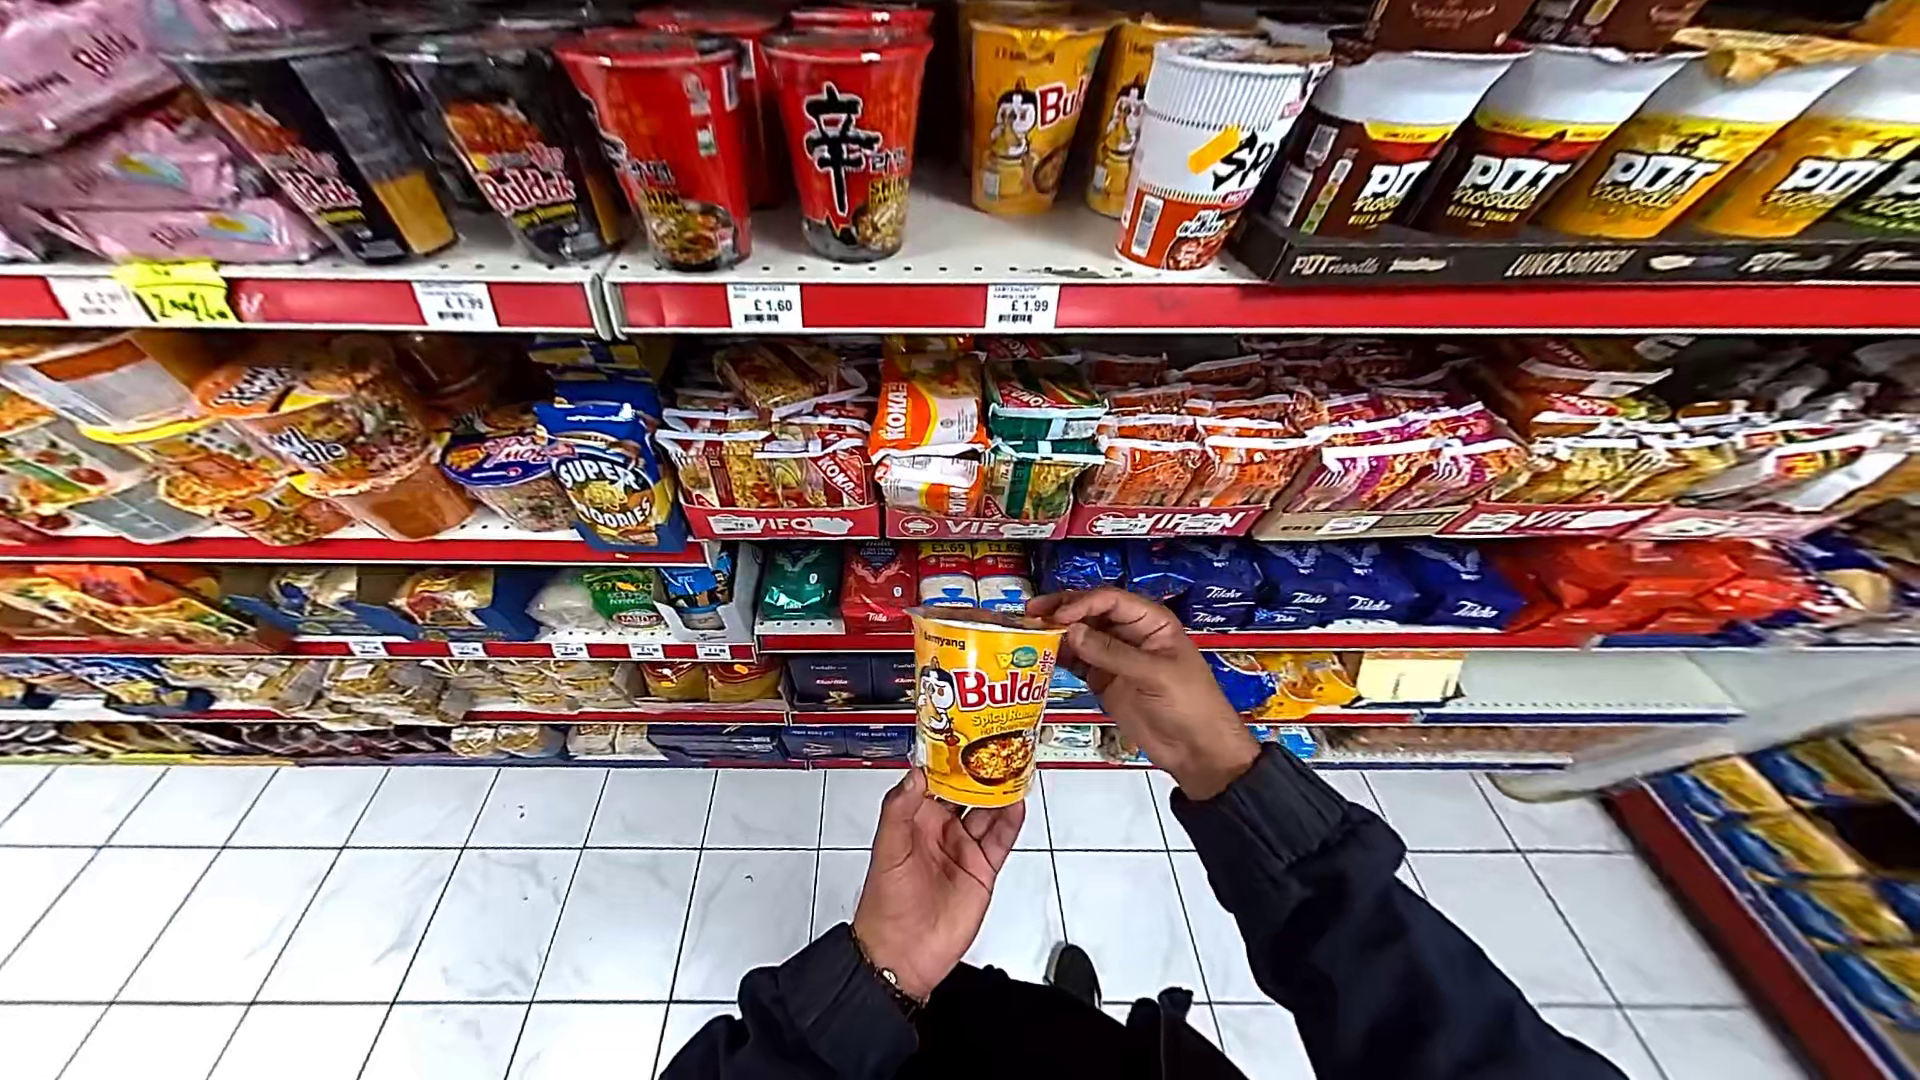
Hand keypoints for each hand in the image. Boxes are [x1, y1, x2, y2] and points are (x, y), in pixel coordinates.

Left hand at [852, 768, 1024, 1000]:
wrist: (903, 956)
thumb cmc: (886, 903)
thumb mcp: (887, 849)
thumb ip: (899, 809)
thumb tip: (915, 773)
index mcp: (917, 817)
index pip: (937, 779)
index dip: (949, 759)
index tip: (962, 737)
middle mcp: (942, 828)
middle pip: (967, 791)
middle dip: (982, 771)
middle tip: (998, 747)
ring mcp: (963, 847)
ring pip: (988, 811)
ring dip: (1000, 792)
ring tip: (1014, 768)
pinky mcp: (982, 868)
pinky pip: (1001, 839)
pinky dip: (1011, 821)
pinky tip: (1016, 804)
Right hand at [1028, 587, 1259, 798]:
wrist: (1197, 752)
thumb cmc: (1191, 706)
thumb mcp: (1154, 675)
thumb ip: (1112, 653)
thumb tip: (1071, 631)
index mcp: (1150, 622)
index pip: (1110, 600)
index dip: (1082, 603)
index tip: (1059, 616)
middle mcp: (1128, 633)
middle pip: (1090, 612)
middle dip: (1062, 610)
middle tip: (1032, 613)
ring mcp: (1114, 656)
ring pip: (1079, 635)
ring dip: (1056, 633)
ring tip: (1029, 633)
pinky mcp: (1102, 679)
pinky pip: (1076, 661)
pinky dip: (1059, 657)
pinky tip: (1041, 656)